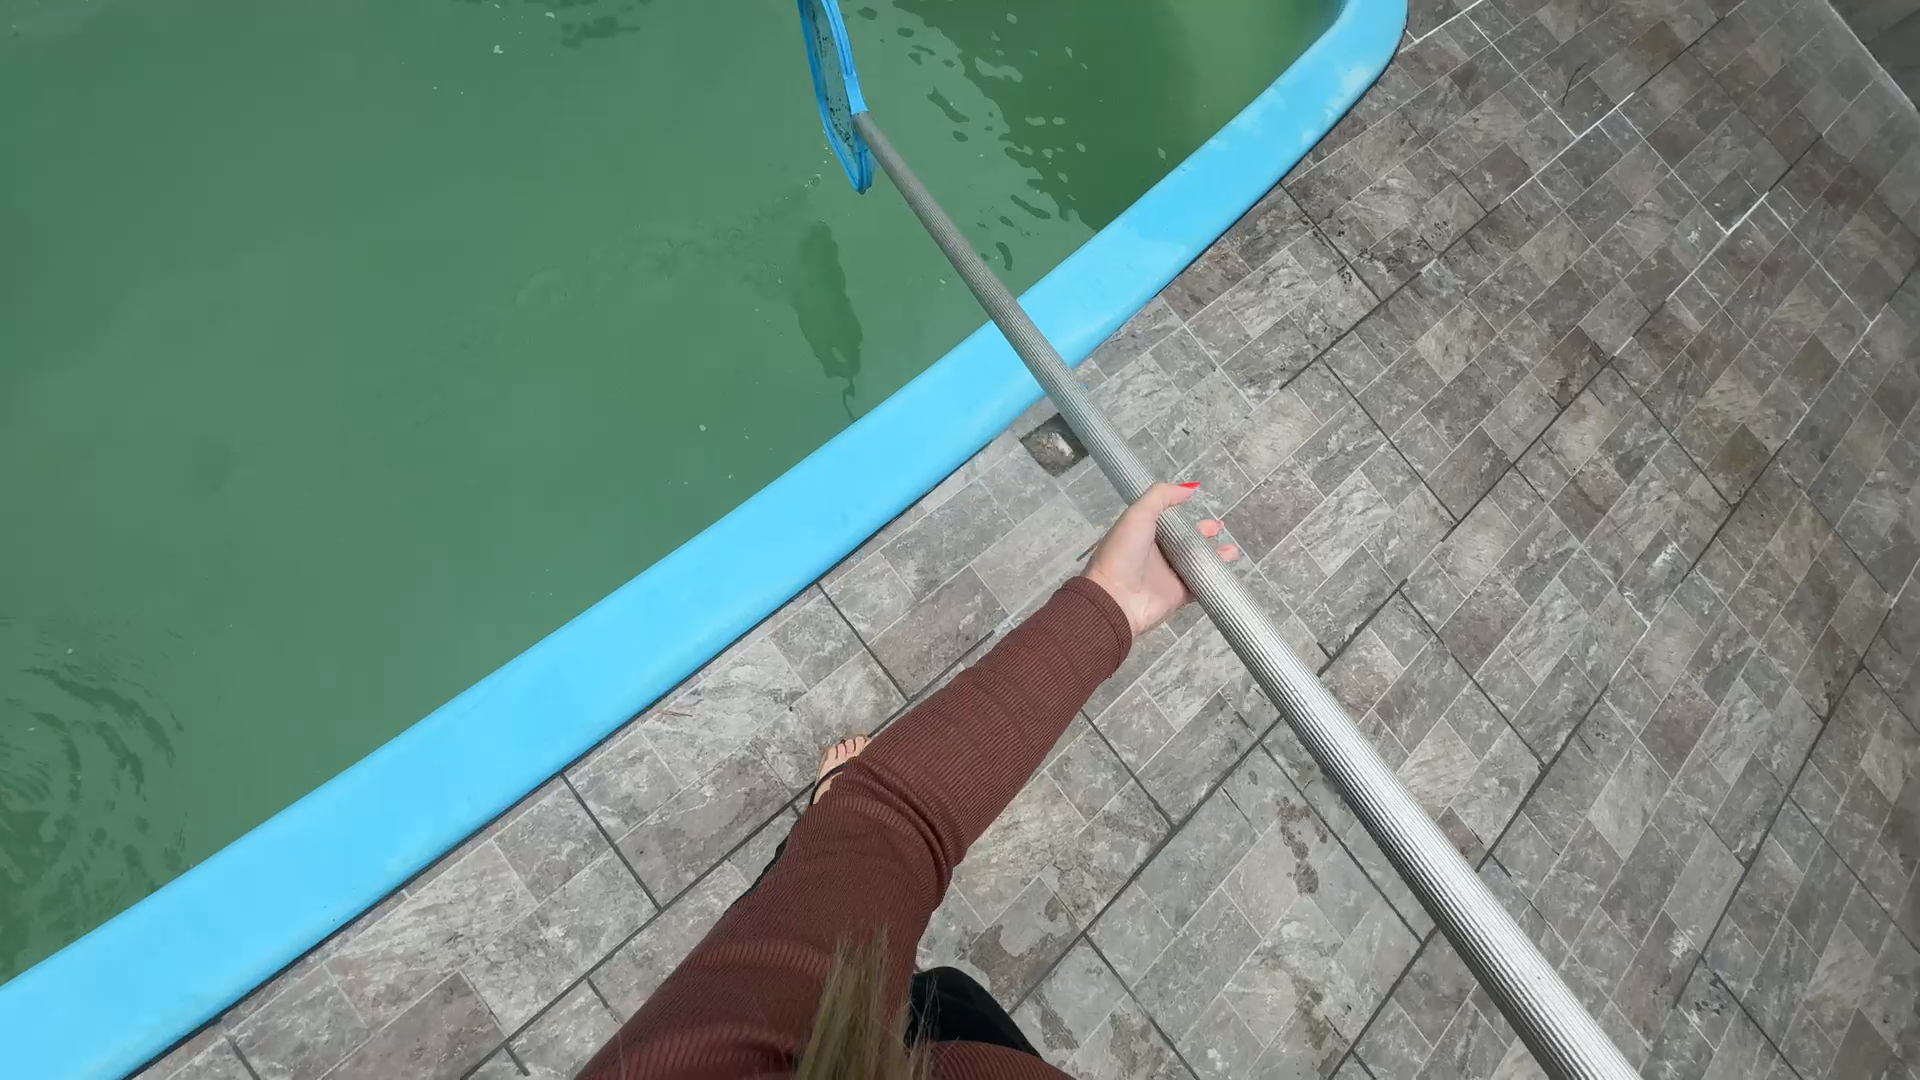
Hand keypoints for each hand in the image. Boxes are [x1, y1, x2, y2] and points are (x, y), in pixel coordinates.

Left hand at [1083, 483, 1238, 636]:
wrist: (1115, 597)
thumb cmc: (1124, 552)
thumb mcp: (1138, 515)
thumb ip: (1161, 497)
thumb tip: (1190, 489)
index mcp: (1143, 533)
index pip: (1168, 520)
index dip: (1184, 513)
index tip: (1199, 505)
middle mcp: (1156, 553)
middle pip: (1185, 540)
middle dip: (1203, 532)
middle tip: (1218, 527)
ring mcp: (1168, 575)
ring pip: (1197, 562)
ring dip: (1215, 554)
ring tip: (1232, 550)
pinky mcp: (1178, 595)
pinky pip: (1201, 584)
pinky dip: (1215, 576)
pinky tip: (1228, 568)